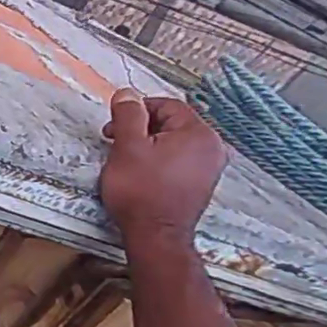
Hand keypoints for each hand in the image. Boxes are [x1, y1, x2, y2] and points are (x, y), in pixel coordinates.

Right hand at [99, 87, 228, 242]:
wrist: (155, 233)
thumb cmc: (139, 189)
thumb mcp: (127, 147)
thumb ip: (128, 116)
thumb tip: (127, 93)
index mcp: (198, 133)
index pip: (167, 105)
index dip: (137, 110)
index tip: (114, 126)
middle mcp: (212, 147)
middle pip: (172, 122)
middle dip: (141, 127)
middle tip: (115, 141)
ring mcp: (209, 166)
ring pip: (174, 141)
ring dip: (148, 143)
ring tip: (126, 158)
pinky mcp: (202, 182)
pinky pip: (179, 158)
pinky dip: (158, 158)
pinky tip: (141, 171)